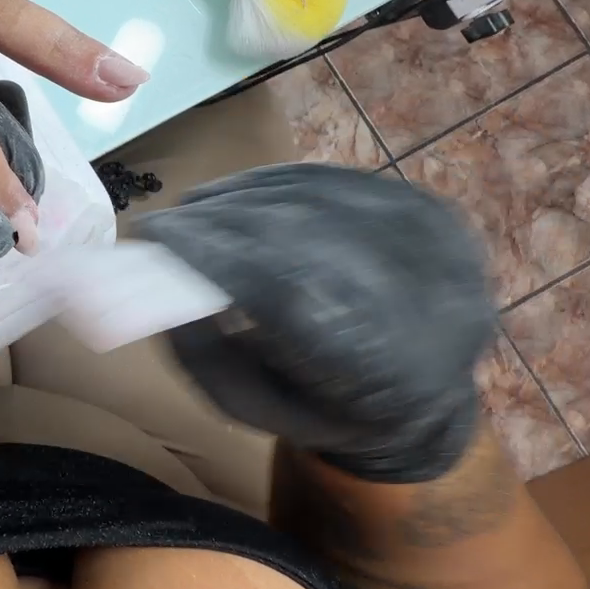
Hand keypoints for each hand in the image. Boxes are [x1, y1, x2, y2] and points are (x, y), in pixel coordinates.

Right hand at [128, 164, 495, 481]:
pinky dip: (268, 183)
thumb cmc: (315, 406)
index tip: (152, 234)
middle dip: (215, 222)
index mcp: (383, 370)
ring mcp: (437, 245)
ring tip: (188, 211)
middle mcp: (427, 299)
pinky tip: (228, 195)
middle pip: (296, 234)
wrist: (423, 397)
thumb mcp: (243, 400)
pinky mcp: (429, 210)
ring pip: (309, 199)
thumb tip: (154, 273)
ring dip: (236, 200)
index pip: (286, 289)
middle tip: (162, 223)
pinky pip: (329, 182)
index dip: (211, 252)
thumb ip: (198, 345)